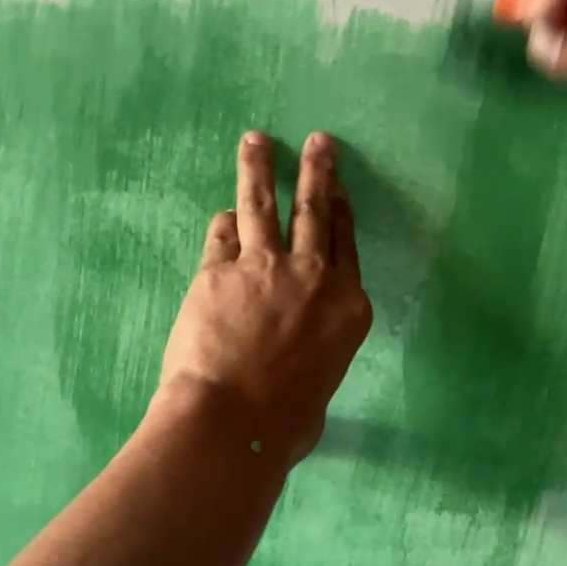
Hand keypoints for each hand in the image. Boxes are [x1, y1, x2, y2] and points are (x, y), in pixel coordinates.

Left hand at [150, 131, 372, 464]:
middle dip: (317, 172)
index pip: (345, 246)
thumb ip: (313, 358)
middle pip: (315, 212)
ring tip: (256, 141)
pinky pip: (223, 236)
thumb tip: (296, 364)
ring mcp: (264, 268)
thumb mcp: (320, 389)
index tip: (338, 192)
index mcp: (348, 309)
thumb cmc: (285, 424)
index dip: (341, 214)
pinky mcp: (218, 271)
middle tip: (319, 143)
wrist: (233, 420)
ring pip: (264, 204)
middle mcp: (313, 278)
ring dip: (260, 168)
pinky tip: (223, 217)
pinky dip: (224, 225)